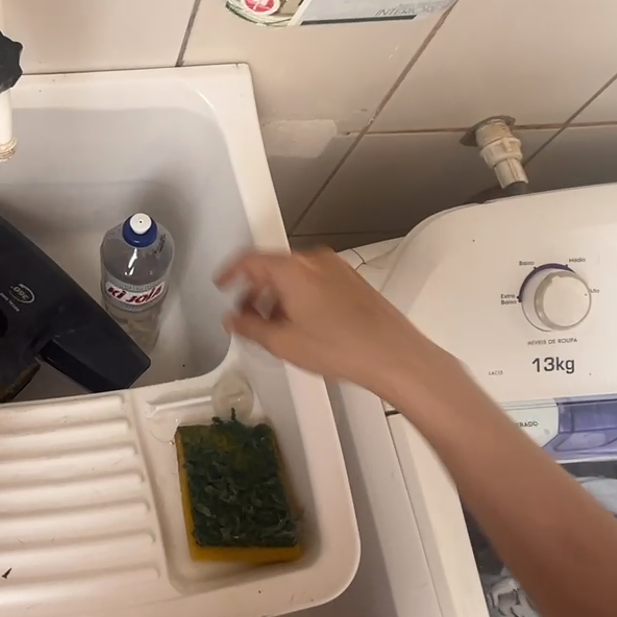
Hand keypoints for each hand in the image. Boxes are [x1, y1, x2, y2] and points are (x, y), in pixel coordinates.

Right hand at [218, 248, 453, 398]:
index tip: (222, 283)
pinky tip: (300, 325)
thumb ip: (249, 327)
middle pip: (272, 267)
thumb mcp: (282, 342)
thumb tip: (234, 320)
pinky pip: (314, 281)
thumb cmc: (344, 347)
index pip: (249, 259)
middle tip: (246, 314)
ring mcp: (336, 269)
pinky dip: (299, 296)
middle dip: (254, 290)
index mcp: (292, 269)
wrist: (394, 356)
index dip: (229, 272)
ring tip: (273, 326)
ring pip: (294, 275)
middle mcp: (314, 261)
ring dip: (277, 296)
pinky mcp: (351, 281)